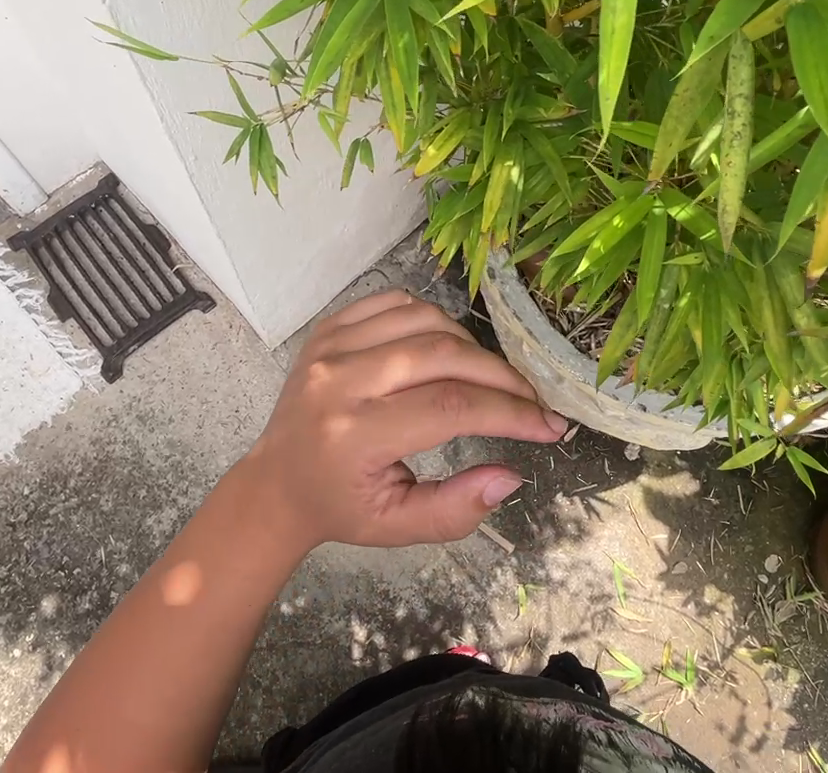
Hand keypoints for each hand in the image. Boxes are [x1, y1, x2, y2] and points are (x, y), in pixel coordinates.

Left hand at [234, 289, 566, 552]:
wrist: (277, 481)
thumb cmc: (341, 506)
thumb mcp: (398, 526)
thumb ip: (457, 510)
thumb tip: (513, 474)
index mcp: (353, 435)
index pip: (449, 407)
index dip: (510, 412)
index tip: (550, 426)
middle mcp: (338, 380)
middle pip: (442, 356)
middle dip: (502, 376)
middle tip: (532, 401)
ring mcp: (329, 345)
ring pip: (423, 319)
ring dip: (471, 346)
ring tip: (490, 379)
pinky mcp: (328, 328)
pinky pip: (394, 302)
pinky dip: (432, 319)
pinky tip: (448, 349)